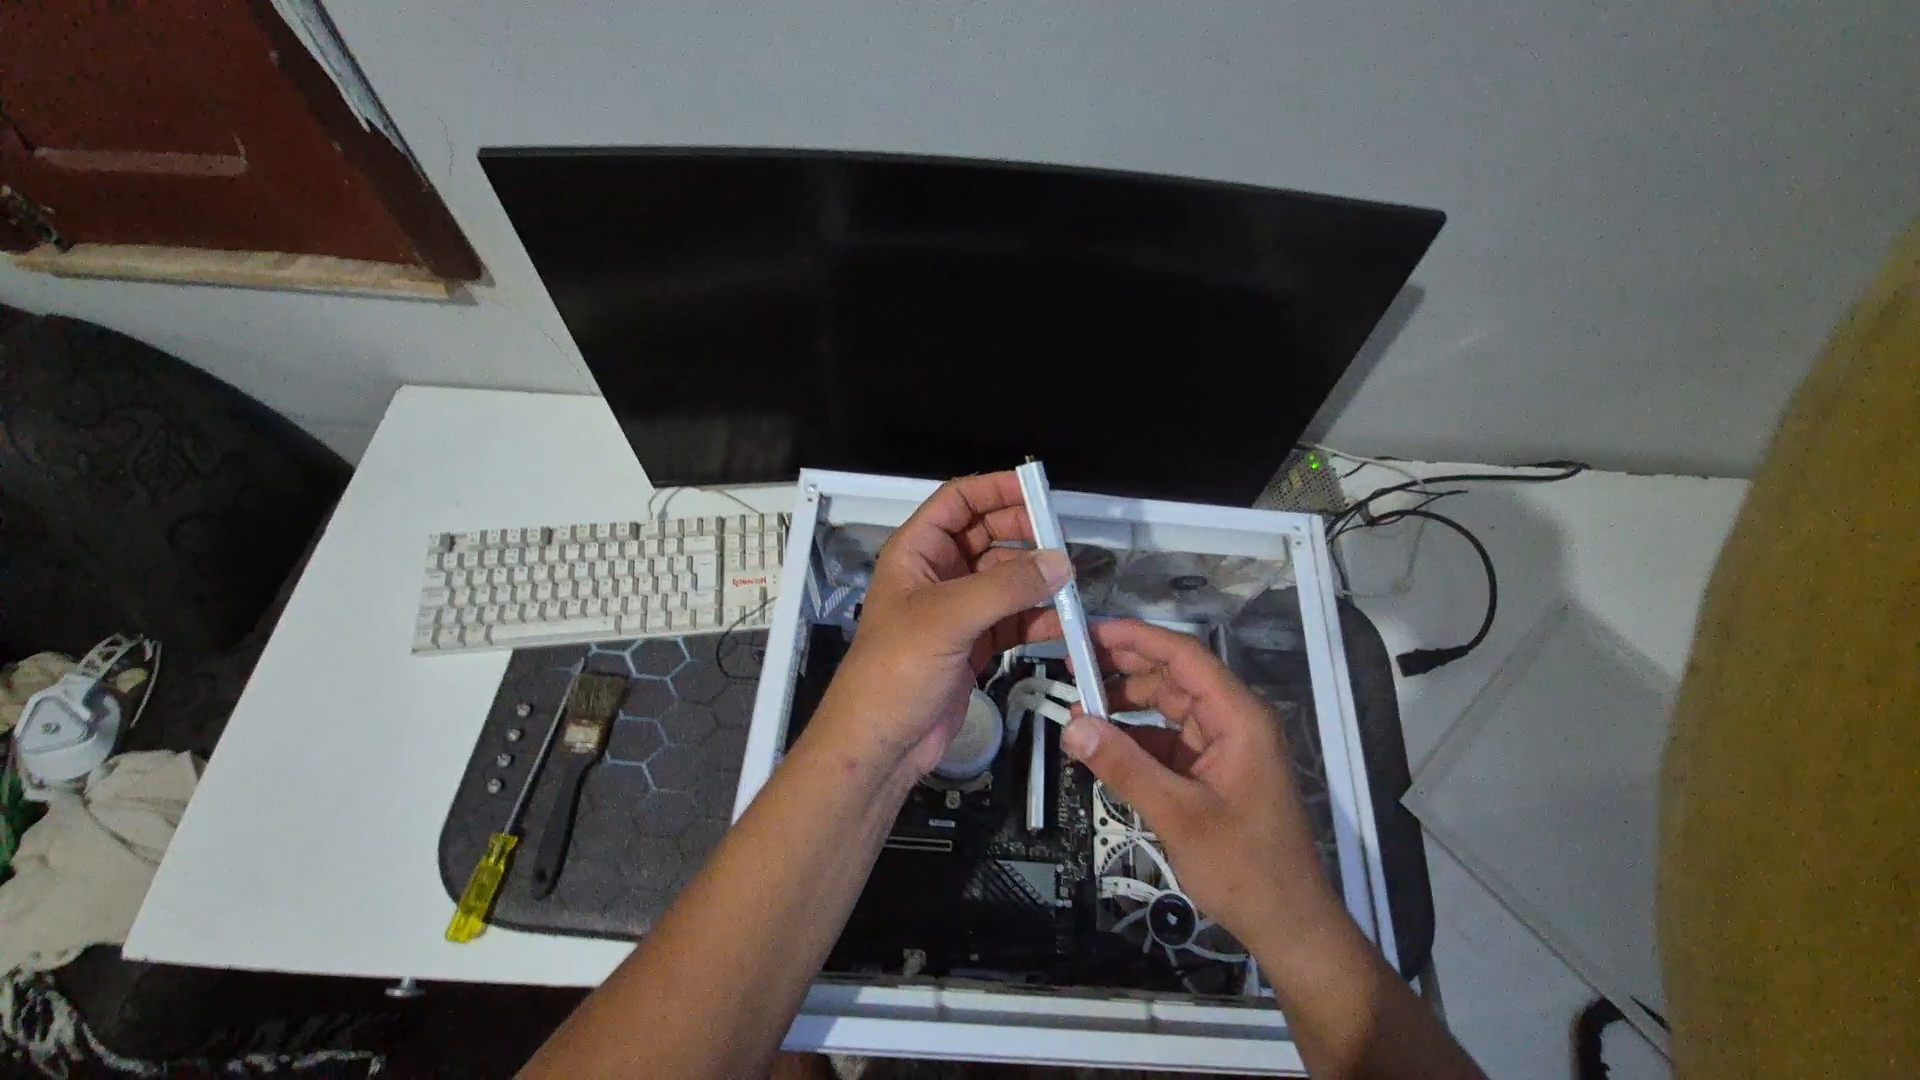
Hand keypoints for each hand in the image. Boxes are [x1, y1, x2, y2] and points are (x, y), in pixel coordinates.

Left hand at [811, 472, 1071, 778]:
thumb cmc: (896, 671)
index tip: (1038, 488)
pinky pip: (1013, 619)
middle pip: (989, 536)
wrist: (881, 743)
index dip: (995, 489)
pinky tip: (1065, 623)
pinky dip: (1038, 618)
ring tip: (1072, 586)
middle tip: (1064, 543)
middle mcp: (938, 574)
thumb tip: (1061, 562)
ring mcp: (958, 610)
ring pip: (1006, 579)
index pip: (958, 502)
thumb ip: (1005, 587)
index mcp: (917, 553)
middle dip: (1026, 536)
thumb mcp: (947, 618)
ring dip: (1037, 580)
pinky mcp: (974, 644)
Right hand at [1059, 619, 1343, 943]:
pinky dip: (1136, 738)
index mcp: (1239, 717)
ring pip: (1168, 706)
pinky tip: (1103, 745)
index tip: (1089, 633)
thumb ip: (1124, 767)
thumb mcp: (1178, 815)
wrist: (1289, 926)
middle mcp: (1233, 721)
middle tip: (1073, 667)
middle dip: (1124, 669)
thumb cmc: (1244, 867)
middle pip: (1174, 676)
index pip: (1184, 656)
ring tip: (1080, 708)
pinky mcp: (1212, 771)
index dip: (1136, 638)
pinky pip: (1168, 739)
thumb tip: (1072, 727)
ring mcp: (1224, 746)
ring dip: (1126, 704)